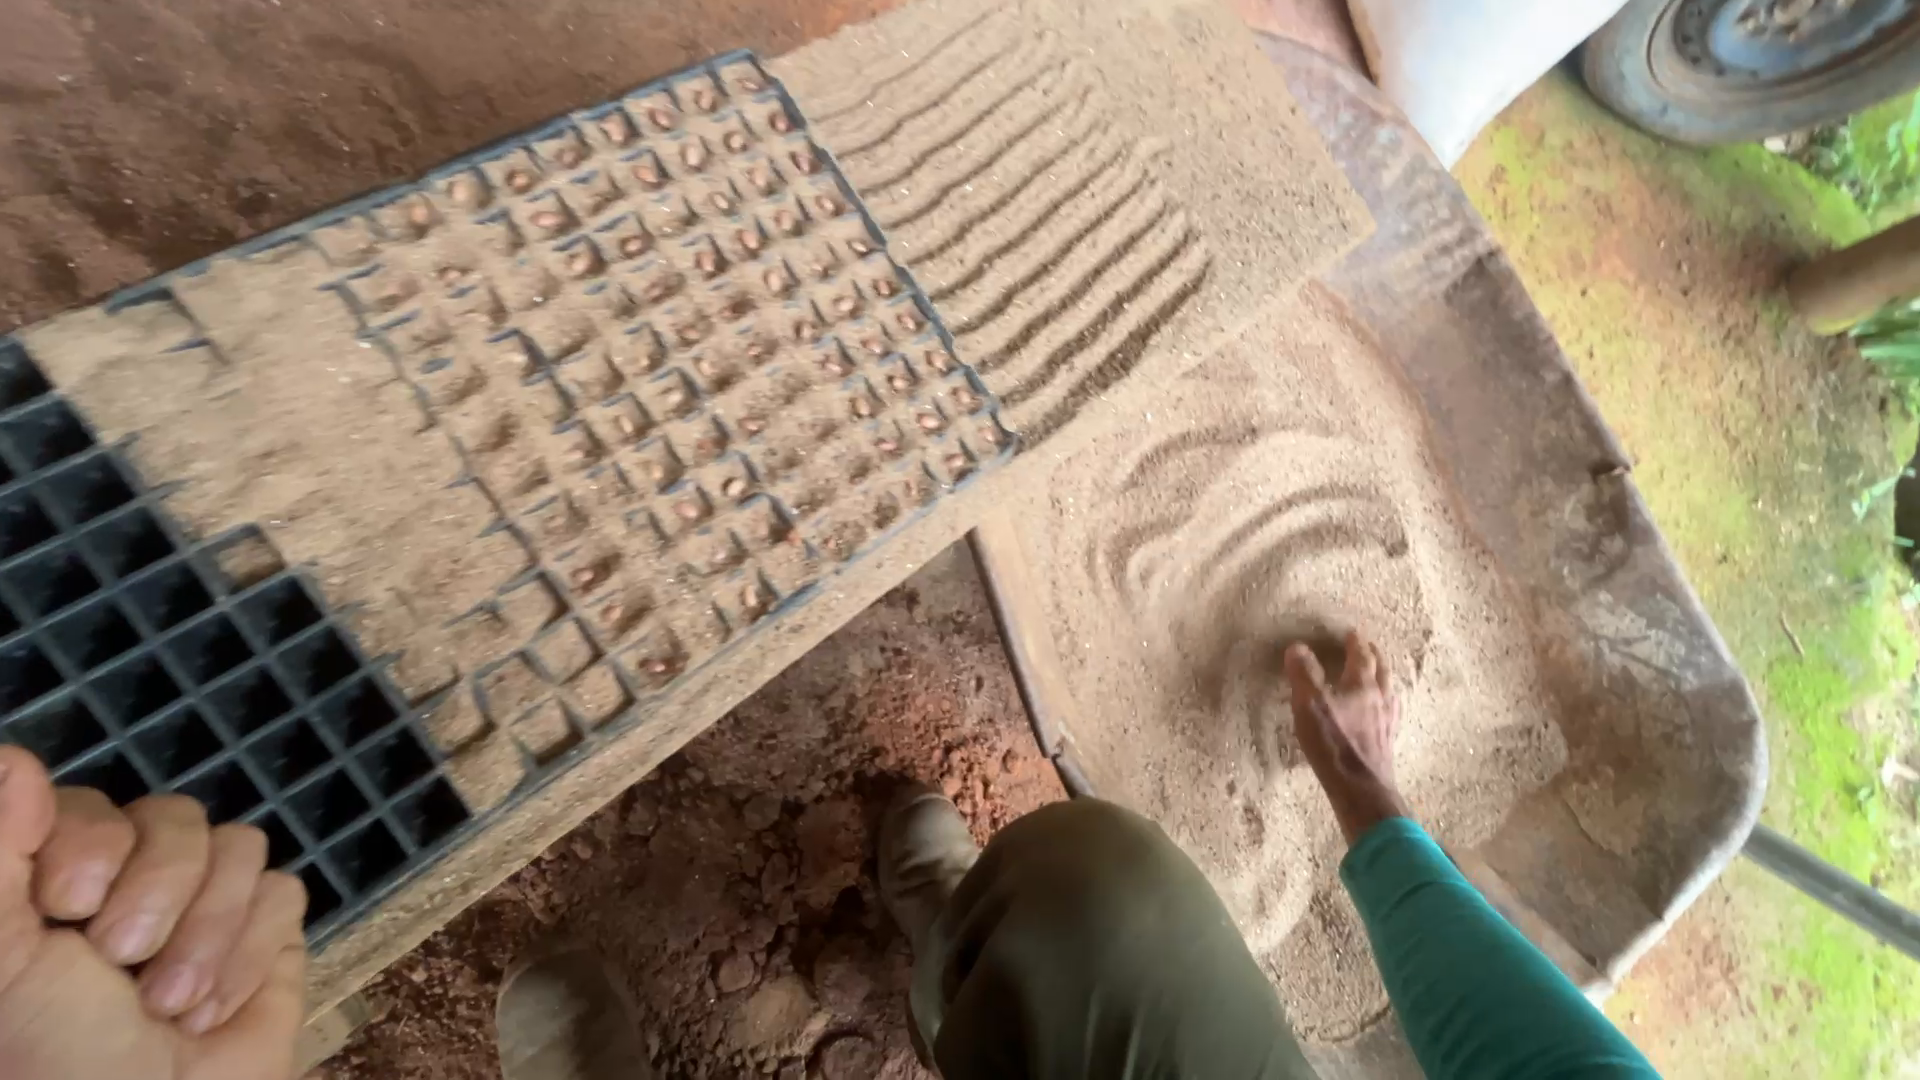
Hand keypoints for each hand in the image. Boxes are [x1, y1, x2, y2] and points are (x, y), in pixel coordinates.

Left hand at [0, 746, 307, 1079]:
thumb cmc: (47, 1056)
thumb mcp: (1, 963)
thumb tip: (8, 757)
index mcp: (47, 892)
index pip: (86, 804)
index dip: (88, 842)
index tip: (63, 908)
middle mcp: (125, 887)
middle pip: (177, 816)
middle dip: (159, 892)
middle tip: (122, 959)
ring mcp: (207, 902)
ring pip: (241, 848)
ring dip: (207, 934)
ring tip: (173, 1004)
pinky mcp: (271, 924)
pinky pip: (283, 893)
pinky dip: (248, 953)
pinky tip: (214, 1006)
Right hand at [1284, 630, 1410, 844]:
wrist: (1361, 787)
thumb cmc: (1333, 743)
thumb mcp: (1309, 704)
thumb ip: (1303, 674)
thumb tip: (1297, 647)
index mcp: (1362, 685)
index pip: (1362, 656)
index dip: (1355, 642)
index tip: (1352, 632)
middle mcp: (1380, 699)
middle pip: (1381, 670)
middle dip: (1373, 656)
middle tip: (1367, 647)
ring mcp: (1387, 720)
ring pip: (1389, 690)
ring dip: (1382, 676)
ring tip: (1377, 673)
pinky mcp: (1387, 740)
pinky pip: (1390, 710)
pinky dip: (1385, 700)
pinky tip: (1382, 709)